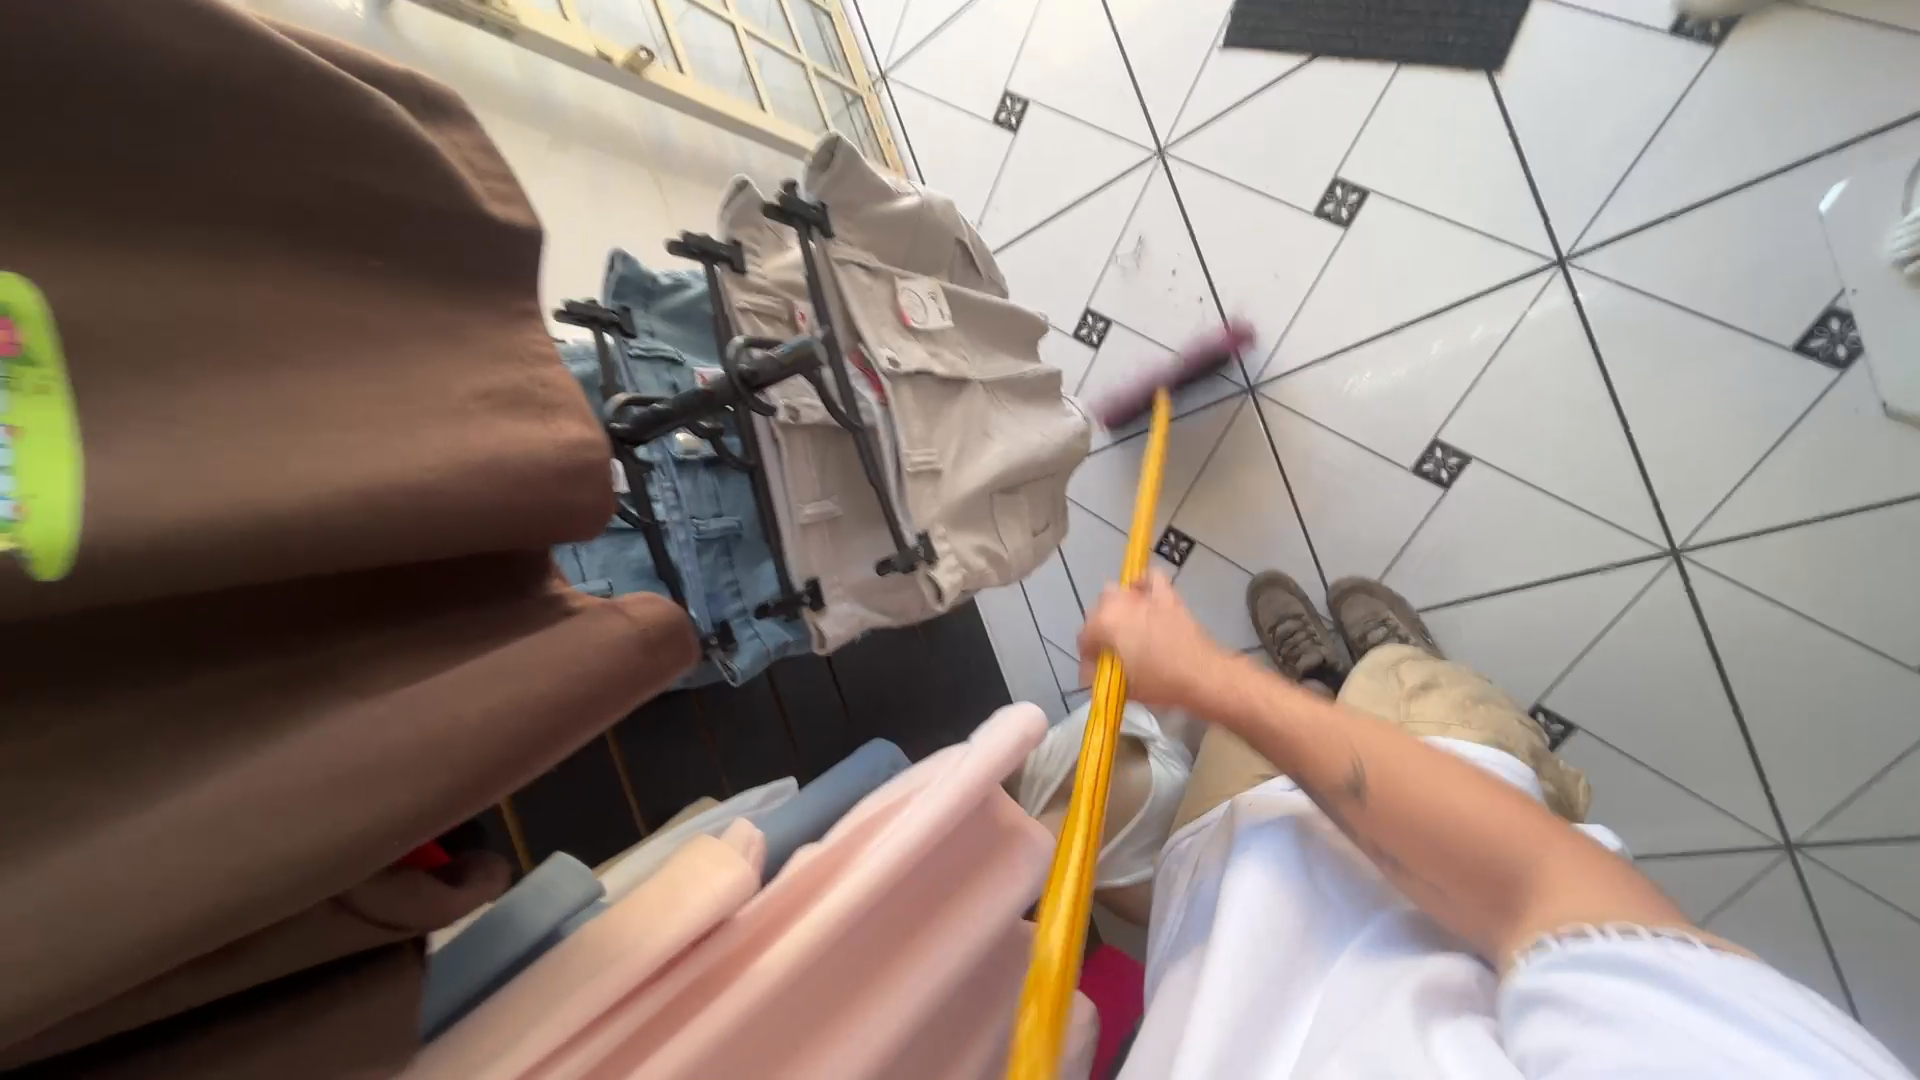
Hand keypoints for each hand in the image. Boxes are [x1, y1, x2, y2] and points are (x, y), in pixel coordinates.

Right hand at [1076, 571, 1236, 709]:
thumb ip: (1102, 677)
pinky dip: (1143, 584)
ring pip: (1116, 592)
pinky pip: (1149, 578)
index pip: (1084, 636)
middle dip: (1100, 629)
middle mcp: (1118, 605)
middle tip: (1111, 650)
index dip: (1087, 655)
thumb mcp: (1124, 687)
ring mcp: (1143, 597)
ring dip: (1115, 607)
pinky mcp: (1166, 596)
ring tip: (1125, 625)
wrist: (1202, 675)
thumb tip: (1093, 674)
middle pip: (1097, 611)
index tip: (1095, 670)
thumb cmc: (1160, 682)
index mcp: (1104, 625)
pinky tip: (1143, 598)